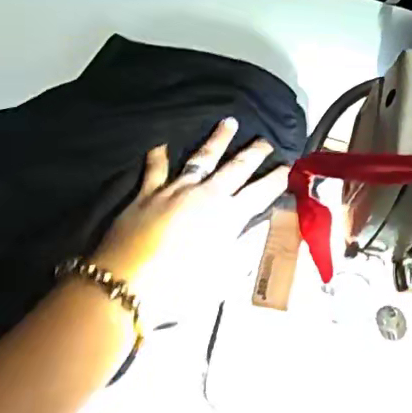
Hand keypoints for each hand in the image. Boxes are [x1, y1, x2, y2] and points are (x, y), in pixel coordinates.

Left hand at [90, 119, 287, 310]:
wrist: (122, 288)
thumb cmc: (176, 290)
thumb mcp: (219, 278)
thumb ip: (239, 255)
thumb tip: (254, 236)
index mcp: (228, 217)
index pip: (262, 192)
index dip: (278, 178)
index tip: (289, 166)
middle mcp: (207, 196)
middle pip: (237, 167)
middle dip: (255, 152)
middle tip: (266, 140)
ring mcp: (176, 191)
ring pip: (202, 158)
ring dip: (218, 139)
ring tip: (229, 122)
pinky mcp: (147, 195)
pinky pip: (155, 170)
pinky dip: (158, 156)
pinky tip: (161, 145)